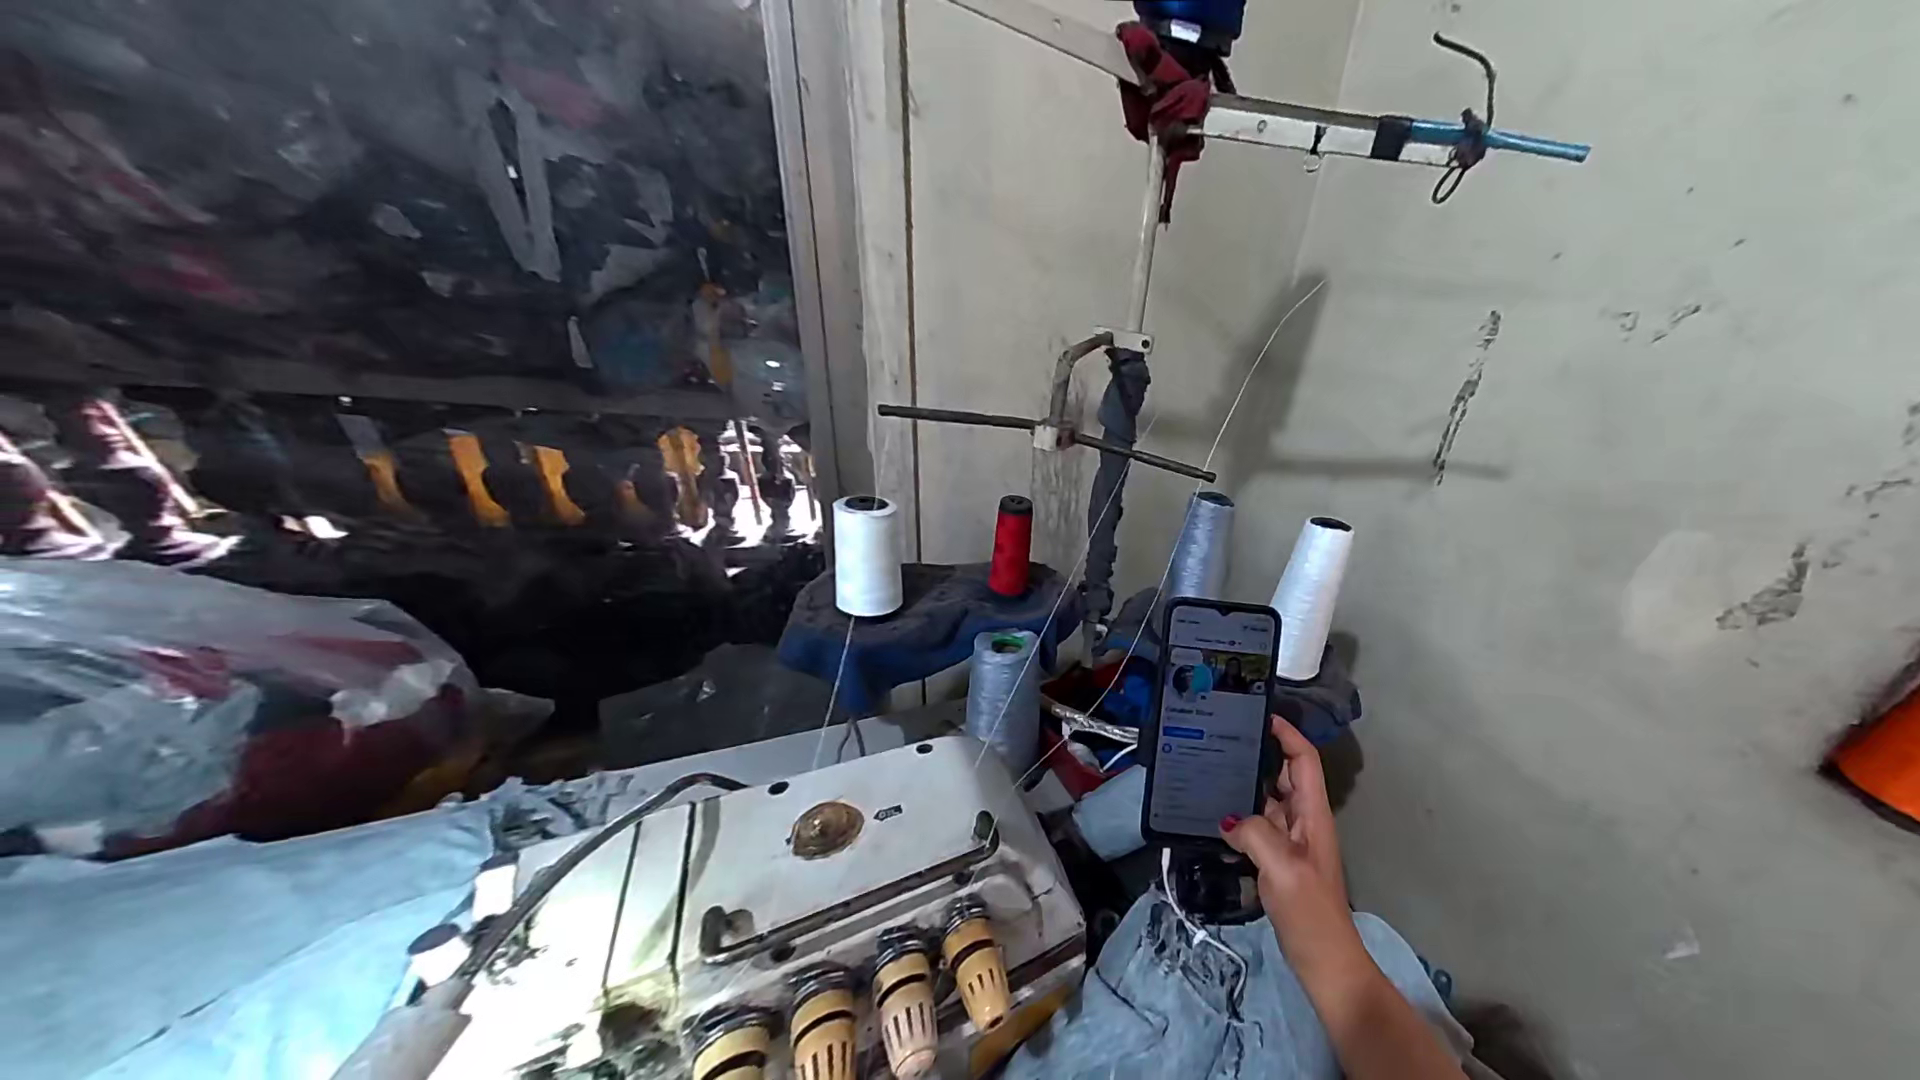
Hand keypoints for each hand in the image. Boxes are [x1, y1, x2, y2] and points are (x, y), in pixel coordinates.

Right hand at [1220, 716, 1359, 979]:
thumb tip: (1227, 818)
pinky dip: (1235, 810)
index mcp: (1312, 816)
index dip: (1287, 734)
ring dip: (1244, 780)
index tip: (1260, 714)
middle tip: (1222, 734)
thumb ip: (1255, 833)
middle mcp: (1302, 821)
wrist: (1325, 962)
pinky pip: (1254, 821)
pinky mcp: (1274, 857)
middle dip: (1260, 750)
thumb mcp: (1284, 868)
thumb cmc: (1311, 912)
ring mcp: (1288, 840)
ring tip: (1209, 763)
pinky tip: (1211, 810)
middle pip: (1284, 773)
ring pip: (1266, 796)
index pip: (1304, 761)